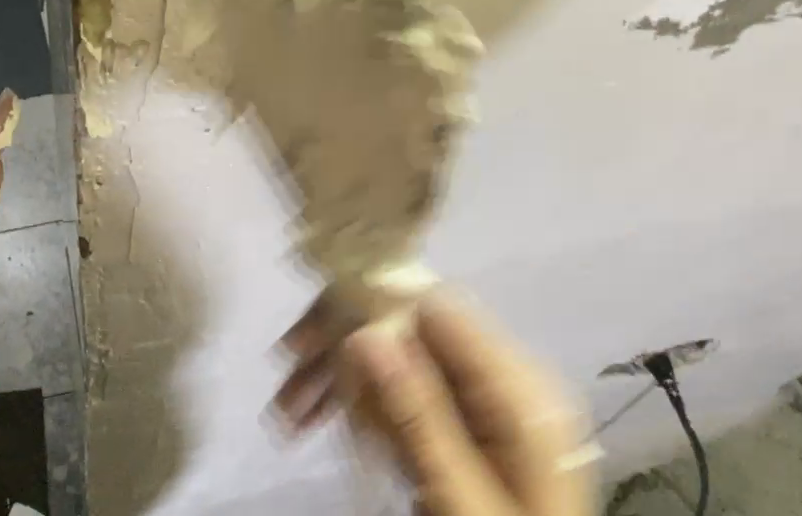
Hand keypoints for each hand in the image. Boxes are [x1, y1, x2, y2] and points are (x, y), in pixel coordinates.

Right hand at [275, 291, 594, 515]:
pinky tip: (318, 420)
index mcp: (517, 389)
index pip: (433, 308)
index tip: (309, 335)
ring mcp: (483, 402)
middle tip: (284, 365)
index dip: (367, 306)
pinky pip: (405, 393)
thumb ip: (418, 415)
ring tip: (285, 409)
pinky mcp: (466, 424)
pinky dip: (361, 406)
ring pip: (396, 361)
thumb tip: (364, 331)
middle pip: (406, 332)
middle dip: (340, 346)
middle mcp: (500, 379)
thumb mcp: (461, 495)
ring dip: (338, 378)